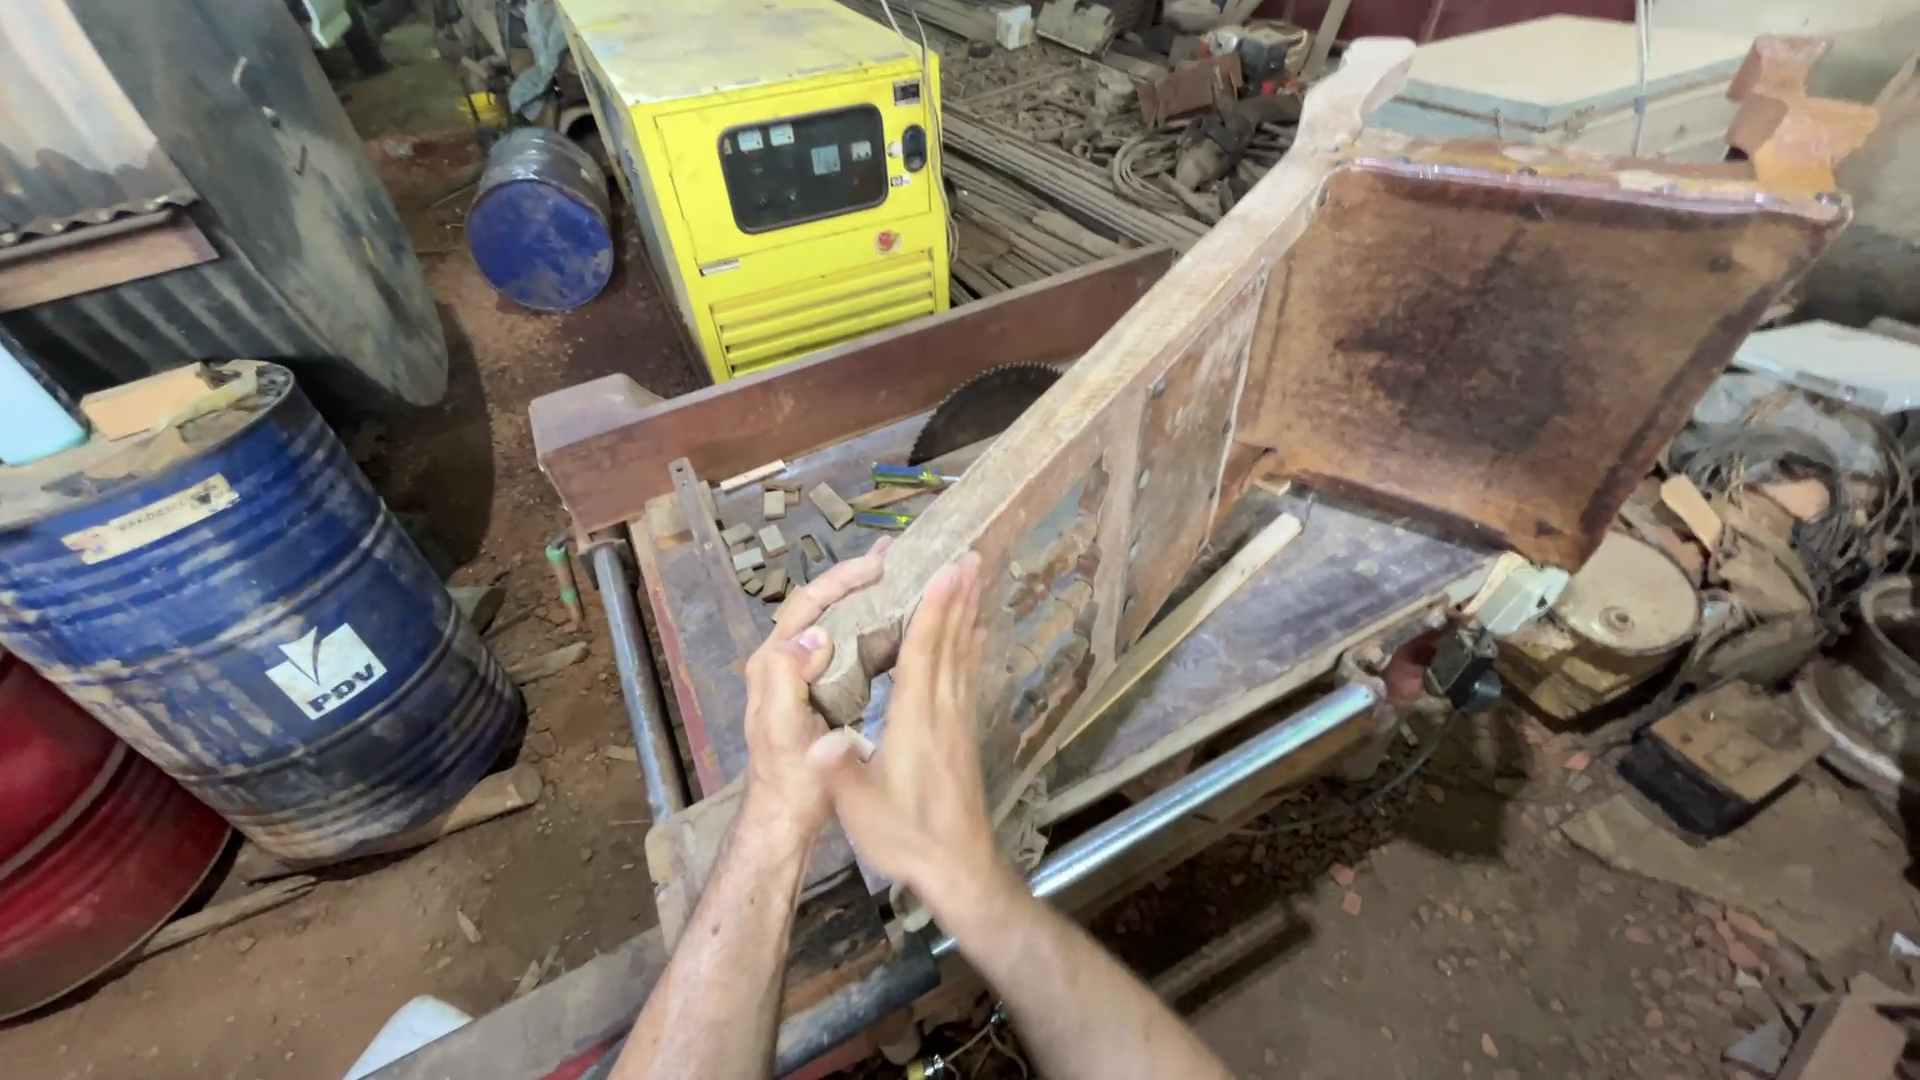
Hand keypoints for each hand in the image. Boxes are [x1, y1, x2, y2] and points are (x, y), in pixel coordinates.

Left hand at [741, 537, 892, 835]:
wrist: (788, 817)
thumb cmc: (789, 778)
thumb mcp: (781, 730)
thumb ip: (786, 679)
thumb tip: (818, 634)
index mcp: (774, 661)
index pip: (808, 604)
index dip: (842, 580)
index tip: (879, 567)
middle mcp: (787, 658)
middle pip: (823, 605)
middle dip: (856, 578)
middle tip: (895, 556)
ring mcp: (807, 673)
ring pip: (839, 622)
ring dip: (868, 598)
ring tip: (901, 577)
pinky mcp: (825, 688)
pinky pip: (851, 647)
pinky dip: (874, 628)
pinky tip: (899, 623)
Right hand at [808, 553, 1011, 909]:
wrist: (959, 866)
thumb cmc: (906, 837)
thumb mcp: (863, 811)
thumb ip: (841, 775)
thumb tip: (818, 743)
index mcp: (916, 718)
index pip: (925, 651)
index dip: (934, 607)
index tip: (947, 568)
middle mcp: (943, 708)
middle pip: (951, 641)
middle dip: (958, 596)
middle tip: (971, 556)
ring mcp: (959, 719)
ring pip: (965, 654)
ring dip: (969, 613)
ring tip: (976, 580)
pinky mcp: (965, 732)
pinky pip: (970, 676)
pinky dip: (972, 647)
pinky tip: (977, 635)